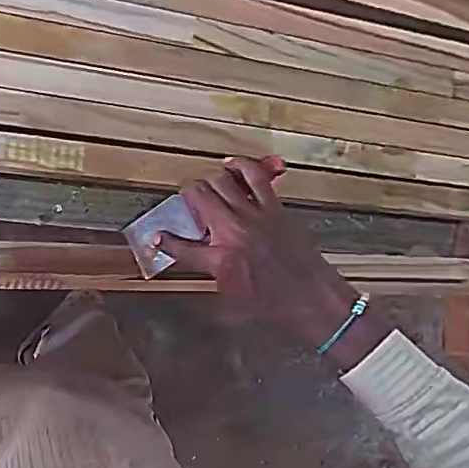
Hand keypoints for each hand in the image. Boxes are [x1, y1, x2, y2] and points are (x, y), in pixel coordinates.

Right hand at [157, 156, 388, 367]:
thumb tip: (194, 252)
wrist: (310, 297)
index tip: (158, 236)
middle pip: (199, 195)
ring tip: (208, 184)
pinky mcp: (274, 208)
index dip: (165, 240)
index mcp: (220, 259)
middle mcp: (234, 232)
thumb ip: (208, 266)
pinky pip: (255, 176)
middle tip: (190, 203)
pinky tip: (232, 166)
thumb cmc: (272, 301)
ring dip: (210, 179)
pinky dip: (241, 166)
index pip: (180, 245)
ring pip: (222, 179)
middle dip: (189, 195)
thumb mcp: (229, 291)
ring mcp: (256, 215)